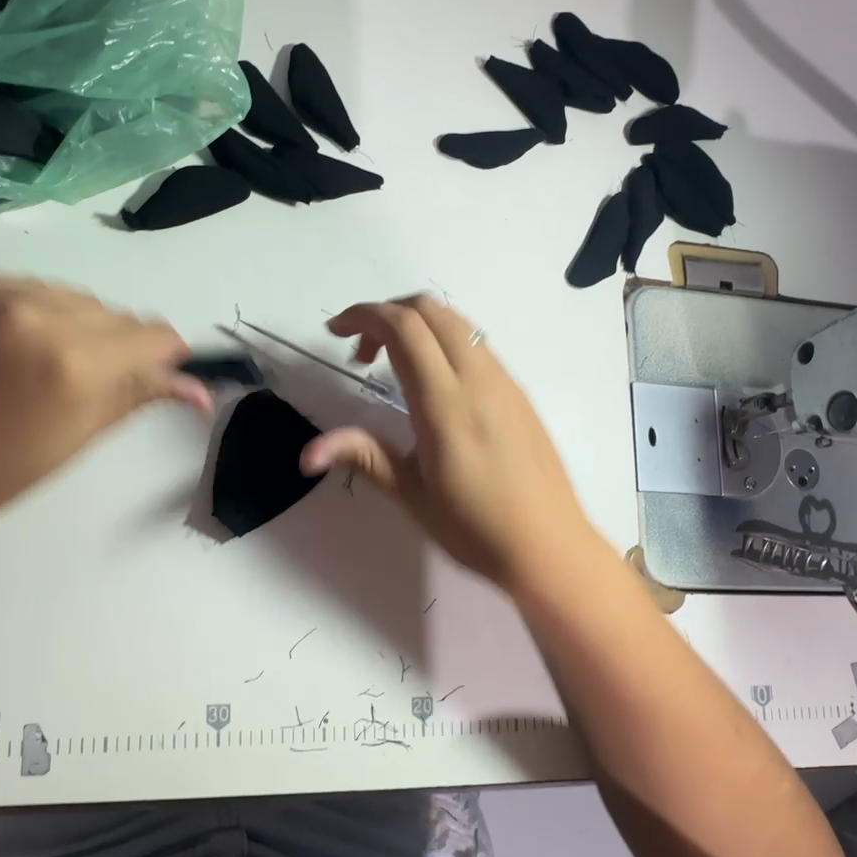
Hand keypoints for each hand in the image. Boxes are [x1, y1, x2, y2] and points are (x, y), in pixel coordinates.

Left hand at [0, 277, 208, 546]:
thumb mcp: (67, 444)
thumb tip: (193, 388)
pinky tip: (8, 351)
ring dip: (76, 326)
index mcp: (71, 360)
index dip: (167, 357)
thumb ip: (131, 401)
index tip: (163, 377)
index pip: (151, 335)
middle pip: (111, 312)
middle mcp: (35, 309)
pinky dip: (31, 313)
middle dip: (119, 346)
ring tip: (44, 371)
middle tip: (96, 389)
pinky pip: (19, 287)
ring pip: (67, 294)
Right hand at [300, 295, 596, 589]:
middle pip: (429, 310)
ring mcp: (504, 381)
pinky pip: (476, 343)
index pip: (403, 329)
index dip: (364, 316)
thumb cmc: (475, 528)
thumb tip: (307, 453)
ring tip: (392, 366)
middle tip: (360, 352)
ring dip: (416, 324)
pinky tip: (431, 384)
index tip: (335, 332)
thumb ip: (364, 458)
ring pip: (457, 321)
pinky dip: (443, 340)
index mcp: (445, 405)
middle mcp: (478, 379)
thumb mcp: (412, 496)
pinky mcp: (518, 392)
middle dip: (386, 313)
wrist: (549, 546)